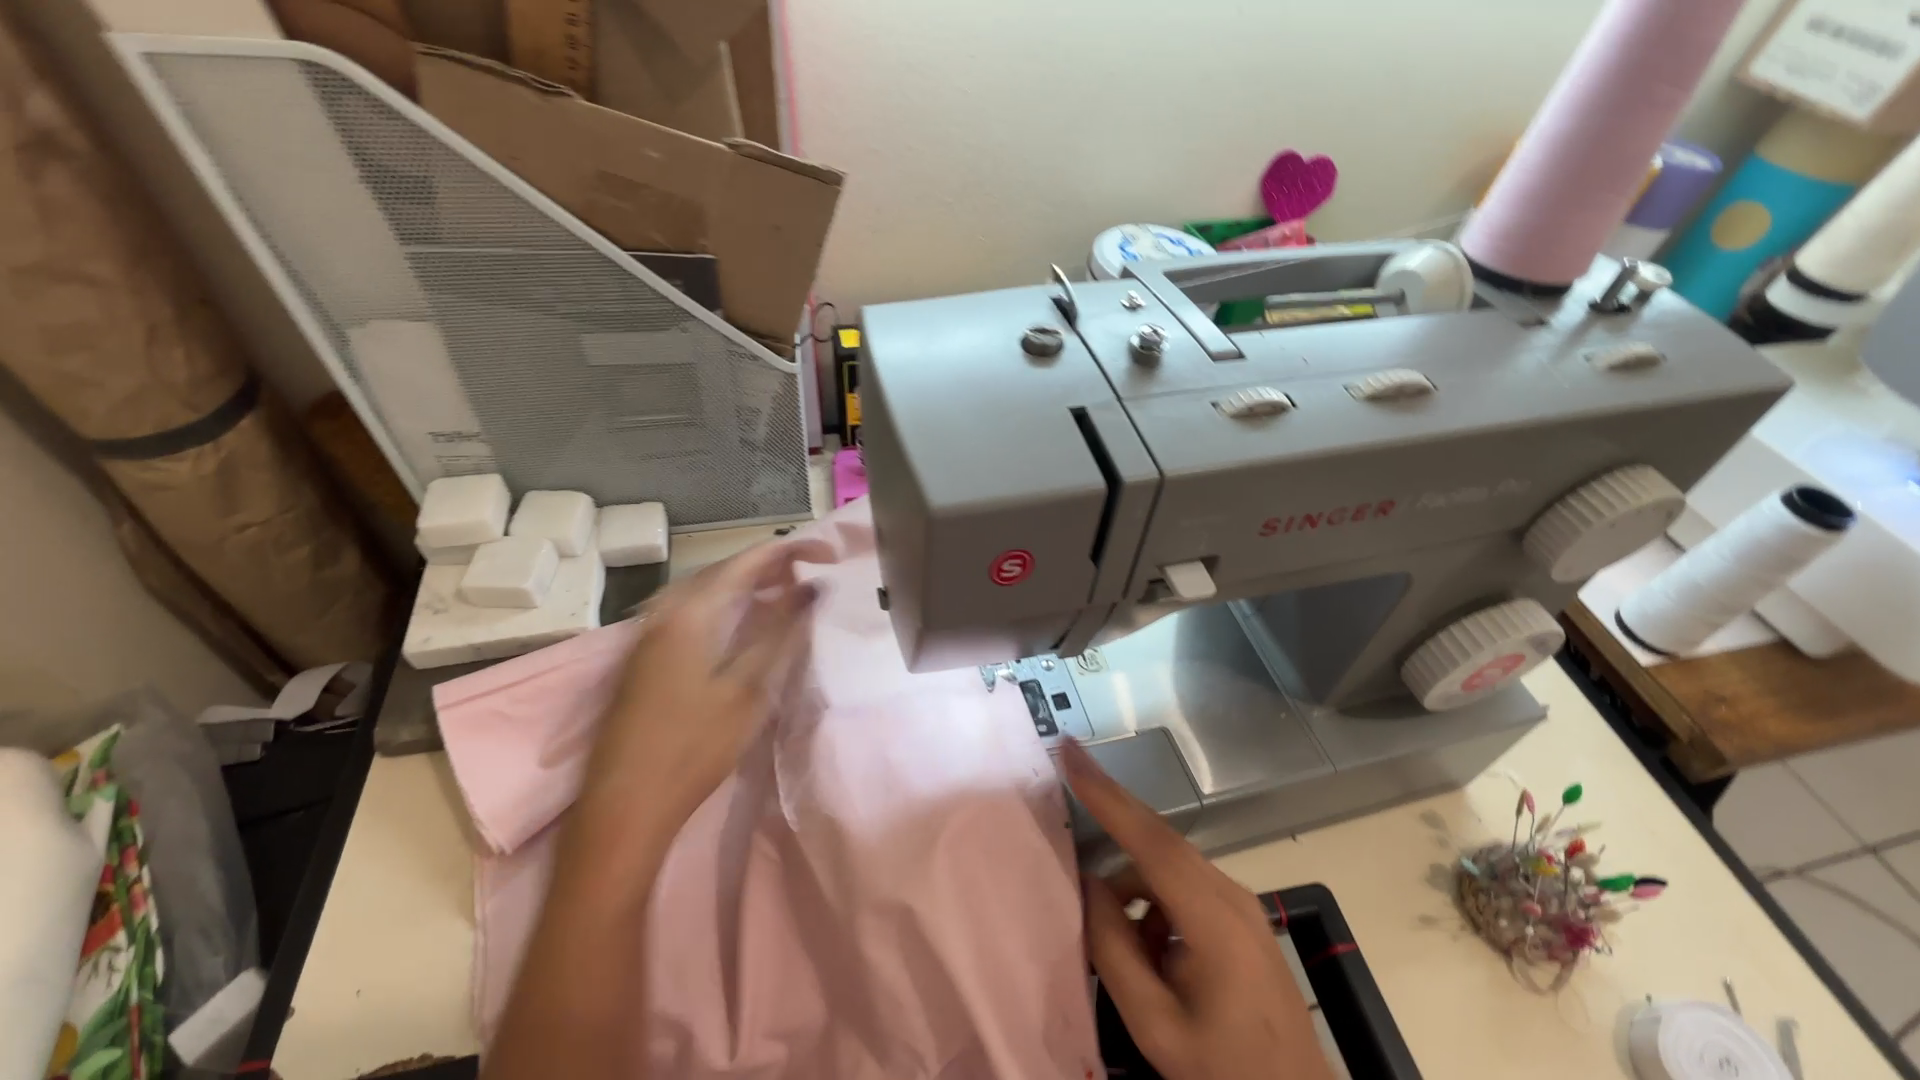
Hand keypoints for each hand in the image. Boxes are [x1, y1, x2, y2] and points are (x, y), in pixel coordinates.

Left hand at [576, 537, 836, 825]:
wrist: (626, 801)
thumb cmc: (694, 747)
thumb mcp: (749, 689)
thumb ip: (781, 633)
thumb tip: (813, 589)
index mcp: (691, 611)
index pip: (748, 560)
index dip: (791, 551)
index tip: (829, 556)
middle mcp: (665, 610)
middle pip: (723, 570)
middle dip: (770, 567)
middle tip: (812, 576)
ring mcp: (649, 632)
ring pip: (705, 591)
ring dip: (747, 587)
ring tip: (786, 595)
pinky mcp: (645, 655)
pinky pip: (691, 611)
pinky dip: (724, 607)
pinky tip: (743, 625)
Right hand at [1060, 739, 1332, 1079]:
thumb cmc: (1224, 1067)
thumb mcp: (1155, 1022)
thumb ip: (1113, 950)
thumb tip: (1088, 886)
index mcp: (1213, 918)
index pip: (1151, 840)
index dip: (1107, 795)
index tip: (1071, 753)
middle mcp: (1231, 896)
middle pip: (1158, 844)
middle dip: (1110, 823)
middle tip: (1066, 796)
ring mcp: (1241, 906)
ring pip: (1168, 870)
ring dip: (1133, 893)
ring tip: (1120, 953)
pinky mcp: (1241, 920)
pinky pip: (1184, 891)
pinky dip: (1154, 908)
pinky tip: (1150, 957)